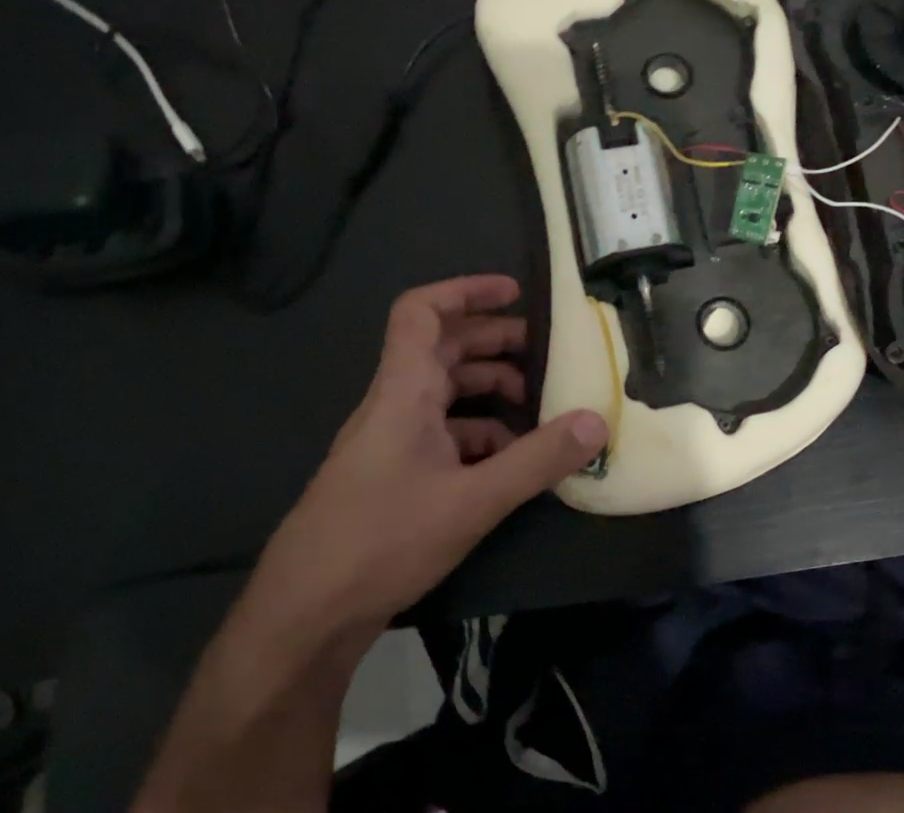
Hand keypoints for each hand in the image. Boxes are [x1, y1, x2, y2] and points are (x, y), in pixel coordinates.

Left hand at [255, 275, 607, 630]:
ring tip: (542, 410)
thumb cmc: (382, 540)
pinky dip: (481, 436)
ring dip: (492, 393)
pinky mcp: (396, 477)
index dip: (466, 291)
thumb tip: (597, 422)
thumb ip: (537, 460)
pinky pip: (444, 436)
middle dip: (496, 344)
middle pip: (443, 350)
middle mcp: (395, 406)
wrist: (307, 612)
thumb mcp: (472, 501)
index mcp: (402, 391)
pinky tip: (513, 463)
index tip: (517, 293)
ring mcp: (393, 443)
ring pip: (446, 396)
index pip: (421, 313)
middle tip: (548, 355)